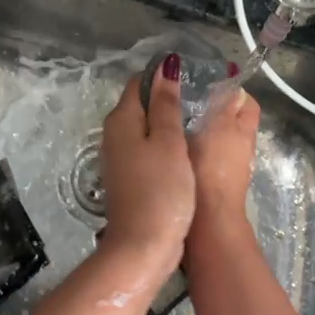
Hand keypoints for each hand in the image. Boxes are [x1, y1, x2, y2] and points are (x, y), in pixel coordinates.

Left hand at [99, 59, 193, 275]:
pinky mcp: (128, 178)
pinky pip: (146, 149)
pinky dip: (163, 145)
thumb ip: (166, 104)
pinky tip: (184, 152)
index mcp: (122, 119)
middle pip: (141, 104)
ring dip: (167, 124)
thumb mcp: (168, 141)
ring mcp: (119, 158)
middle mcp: (114, 134)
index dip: (163, 76)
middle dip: (167, 99)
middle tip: (201, 100)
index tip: (192, 78)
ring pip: (145, 128)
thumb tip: (165, 66)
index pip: (140, 82)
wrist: (142, 248)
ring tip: (197, 123)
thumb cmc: (160, 190)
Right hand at [190, 85, 260, 223]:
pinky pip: (209, 155)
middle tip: (190, 99)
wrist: (207, 218)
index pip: (248, 103)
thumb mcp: (219, 128)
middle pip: (235, 120)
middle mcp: (242, 147)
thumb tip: (237, 88)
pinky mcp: (216, 181)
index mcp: (244, 131)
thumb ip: (226, 106)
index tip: (209, 84)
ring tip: (180, 119)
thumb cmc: (212, 167)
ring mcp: (230, 167)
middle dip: (217, 109)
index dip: (233, 91)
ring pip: (221, 139)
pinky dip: (199, 147)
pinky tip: (179, 146)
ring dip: (206, 129)